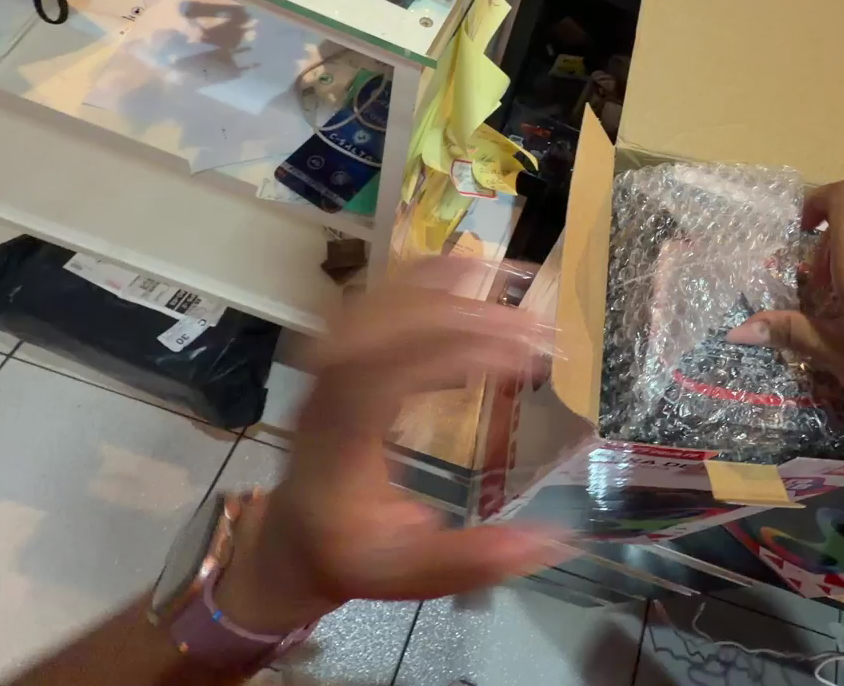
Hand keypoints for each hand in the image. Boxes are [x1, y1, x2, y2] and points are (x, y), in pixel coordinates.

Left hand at [215, 259, 565, 632]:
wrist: (290, 536)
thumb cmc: (346, 552)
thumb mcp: (404, 573)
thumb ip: (471, 559)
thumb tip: (553, 541)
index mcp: (337, 441)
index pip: (385, 376)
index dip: (455, 354)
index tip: (522, 359)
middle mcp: (327, 388)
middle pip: (382, 324)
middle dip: (463, 313)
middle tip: (531, 324)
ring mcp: (329, 362)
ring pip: (378, 299)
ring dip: (445, 281)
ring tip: (505, 275)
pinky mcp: (342, 349)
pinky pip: (379, 296)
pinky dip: (424, 276)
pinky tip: (468, 271)